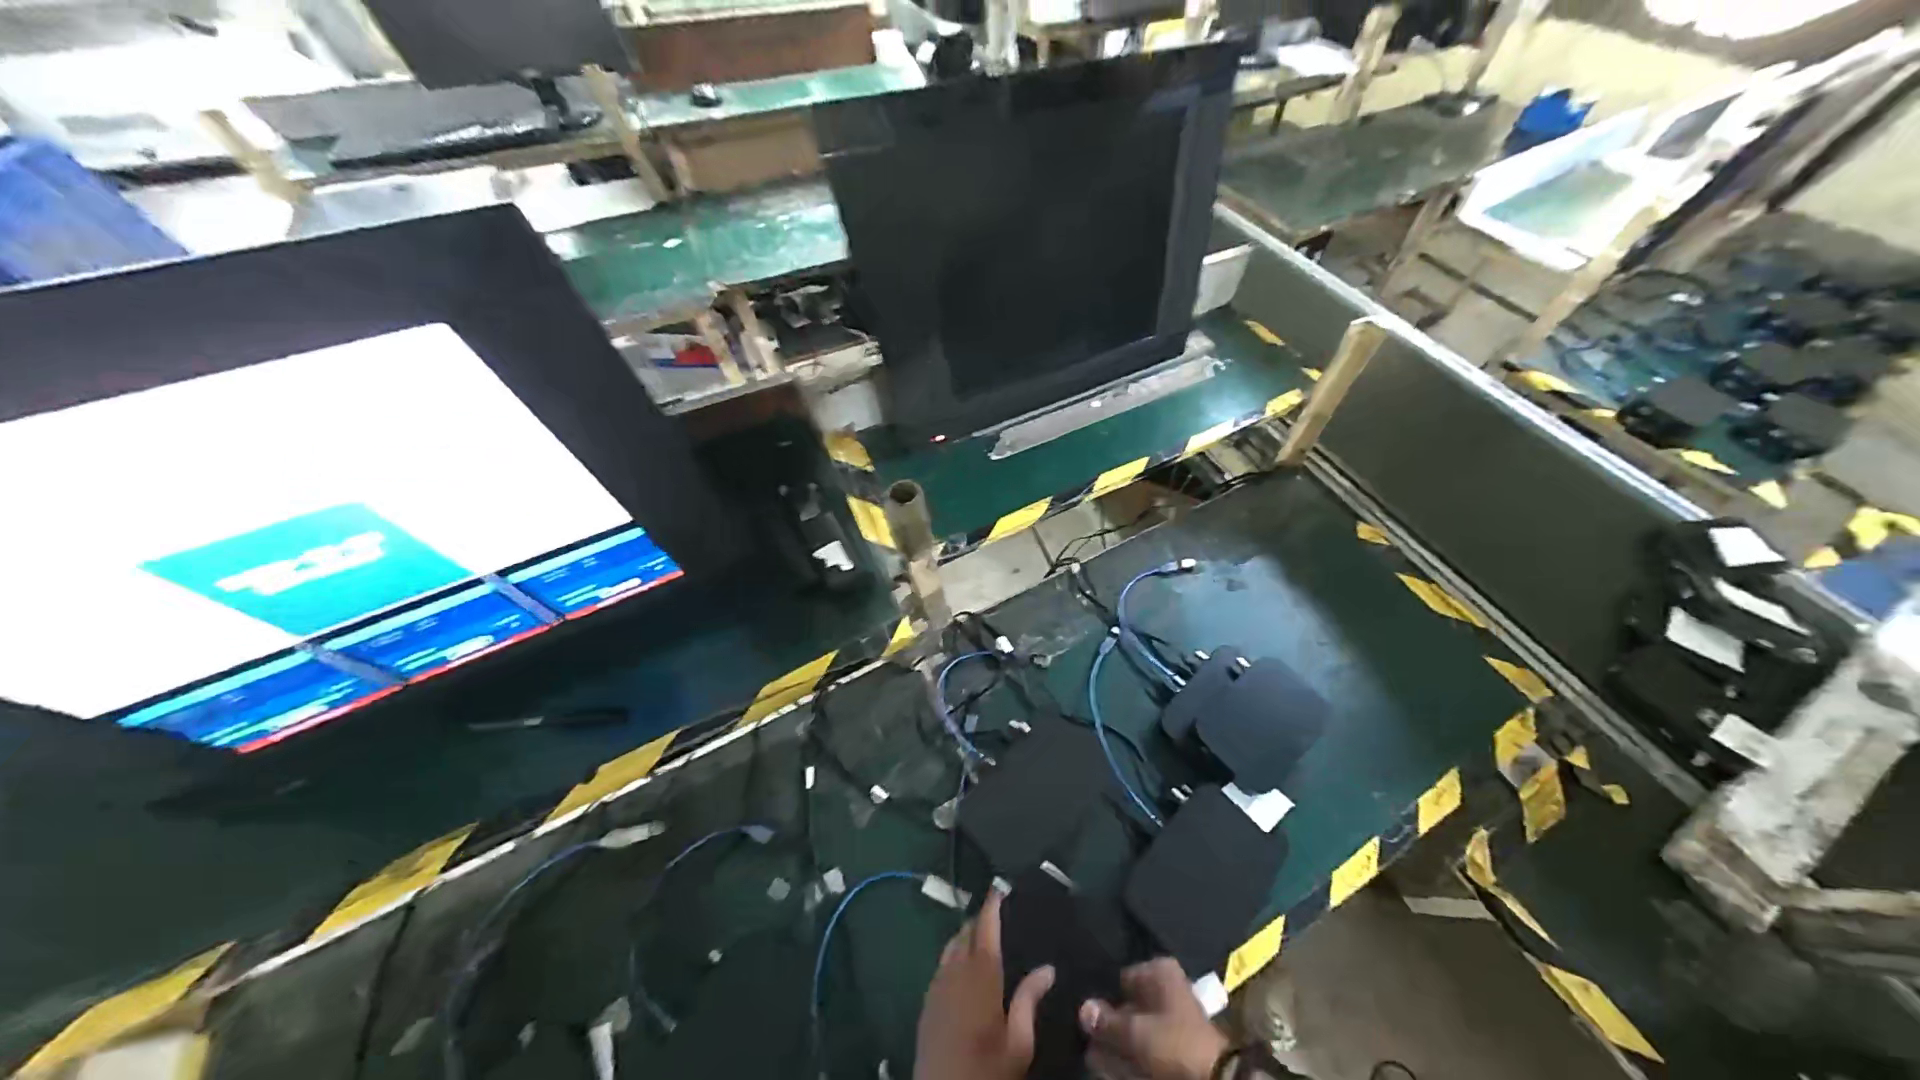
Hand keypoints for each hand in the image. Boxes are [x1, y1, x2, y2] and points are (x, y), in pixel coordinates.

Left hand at [915, 888, 1055, 1079]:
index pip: (985, 929)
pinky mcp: (927, 1001)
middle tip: (997, 912)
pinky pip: (941, 964)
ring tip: (983, 934)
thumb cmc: (987, 1070)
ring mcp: (937, 985)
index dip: (991, 906)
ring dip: (965, 935)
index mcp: (981, 976)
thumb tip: (1047, 967)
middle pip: (965, 932)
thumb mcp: (1019, 1042)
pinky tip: (964, 965)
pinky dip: (954, 953)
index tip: (998, 887)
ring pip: (950, 946)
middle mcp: (955, 972)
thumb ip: (1029, 999)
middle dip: (980, 918)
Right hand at [1079, 958, 1228, 1079]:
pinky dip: (1132, 1053)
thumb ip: (1106, 1021)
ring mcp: (1174, 1016)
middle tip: (1087, 1038)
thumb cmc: (1174, 1043)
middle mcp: (1167, 987)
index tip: (1086, 1015)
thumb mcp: (1134, 1032)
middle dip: (1109, 1023)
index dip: (1104, 997)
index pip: (1121, 978)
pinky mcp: (1178, 1043)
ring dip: (1118, 1041)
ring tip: (1095, 1054)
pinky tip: (1113, 1064)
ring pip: (1137, 1026)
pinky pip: (1147, 1044)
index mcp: (1159, 971)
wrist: (1215, 1079)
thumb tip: (1083, 1009)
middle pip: (1128, 1003)